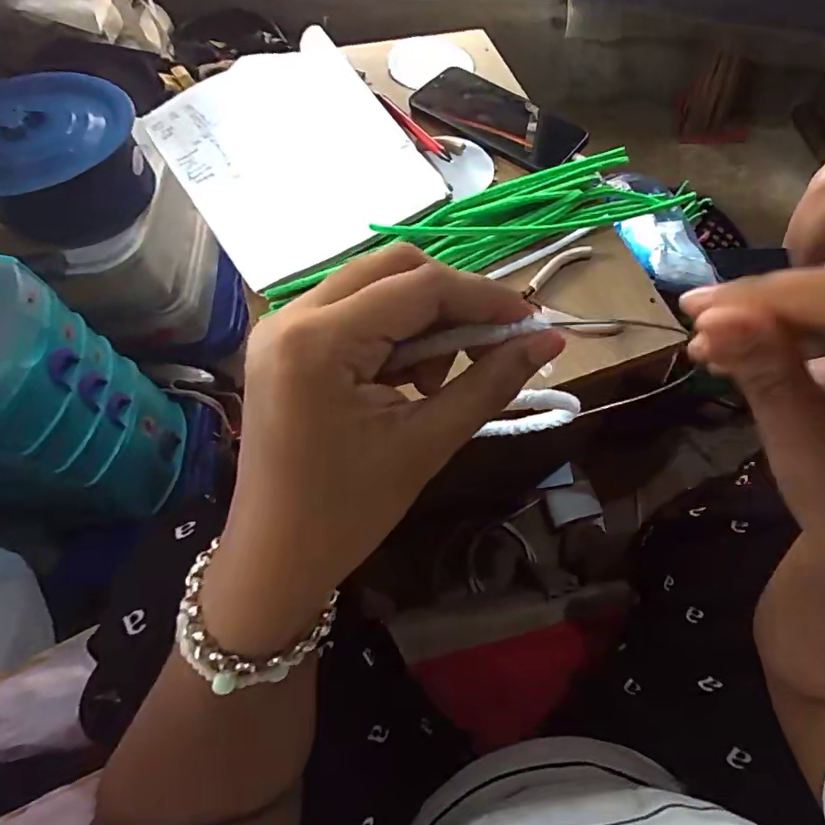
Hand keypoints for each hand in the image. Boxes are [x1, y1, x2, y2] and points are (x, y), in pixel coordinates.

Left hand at [206, 245, 563, 649]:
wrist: (274, 557)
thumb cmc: (349, 511)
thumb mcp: (428, 443)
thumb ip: (491, 382)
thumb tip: (550, 341)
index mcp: (319, 341)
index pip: (420, 287)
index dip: (484, 298)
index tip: (530, 323)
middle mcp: (292, 315)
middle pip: (394, 267)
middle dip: (452, 299)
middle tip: (488, 345)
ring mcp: (282, 326)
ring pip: (376, 283)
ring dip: (423, 316)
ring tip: (437, 379)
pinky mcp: (286, 342)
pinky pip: (355, 310)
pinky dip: (396, 330)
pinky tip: (408, 378)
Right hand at [681, 265, 824, 701]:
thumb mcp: (805, 464)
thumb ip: (769, 381)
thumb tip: (712, 316)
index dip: (777, 294)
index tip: (700, 306)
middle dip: (778, 298)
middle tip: (705, 320)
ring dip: (794, 305)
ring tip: (727, 334)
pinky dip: (818, 316)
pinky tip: (769, 337)